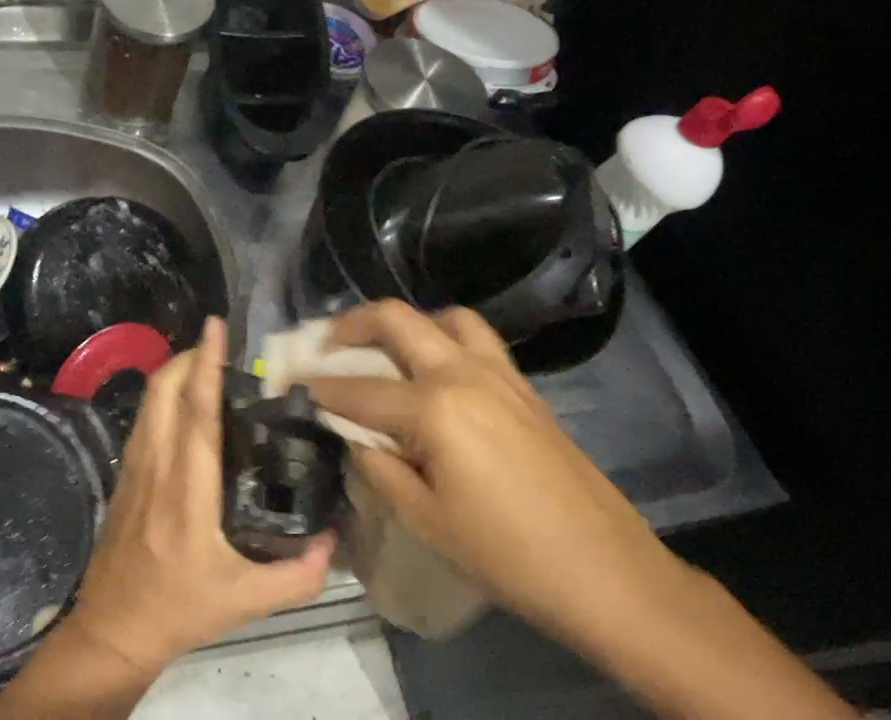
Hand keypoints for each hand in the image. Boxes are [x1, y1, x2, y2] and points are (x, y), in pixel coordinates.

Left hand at [64, 316, 334, 674]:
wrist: (114, 628)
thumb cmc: (179, 610)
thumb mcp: (247, 601)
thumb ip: (298, 575)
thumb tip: (333, 541)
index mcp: (187, 490)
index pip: (197, 411)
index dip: (207, 364)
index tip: (216, 326)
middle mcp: (156, 465)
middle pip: (164, 389)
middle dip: (189, 355)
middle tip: (221, 346)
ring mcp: (134, 467)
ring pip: (148, 400)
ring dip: (174, 373)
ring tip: (207, 367)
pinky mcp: (124, 474)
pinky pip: (143, 419)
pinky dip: (164, 398)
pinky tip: (186, 408)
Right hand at [301, 302, 682, 643]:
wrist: (605, 572)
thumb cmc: (505, 555)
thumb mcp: (422, 520)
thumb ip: (377, 467)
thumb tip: (353, 436)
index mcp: (434, 409)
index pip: (356, 390)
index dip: (315, 388)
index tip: (285, 384)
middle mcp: (463, 374)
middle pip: (396, 320)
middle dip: (349, 326)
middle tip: (323, 346)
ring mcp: (500, 375)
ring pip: (443, 318)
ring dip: (404, 325)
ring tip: (382, 350)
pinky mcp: (524, 388)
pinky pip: (475, 340)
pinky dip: (443, 339)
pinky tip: (432, 375)